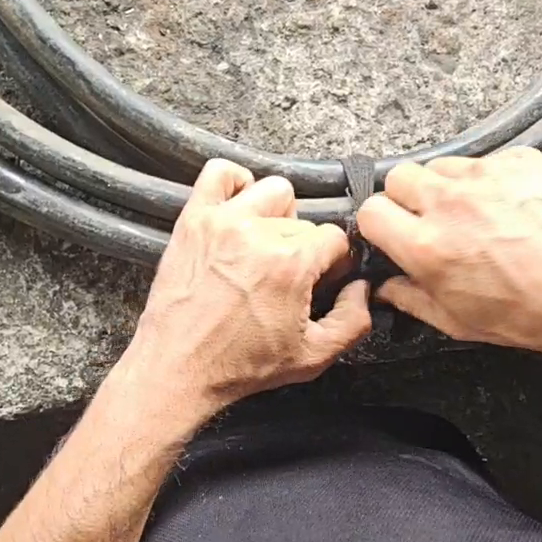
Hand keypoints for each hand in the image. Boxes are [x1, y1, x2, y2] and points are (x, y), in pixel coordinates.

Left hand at [116, 159, 371, 422]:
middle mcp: (258, 235)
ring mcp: (223, 222)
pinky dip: (236, 184)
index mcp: (291, 264)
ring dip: (278, 214)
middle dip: (304, 248)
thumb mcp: (313, 357)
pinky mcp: (194, 220)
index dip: (334, 262)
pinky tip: (239, 213)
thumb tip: (362, 289)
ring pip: (274, 191)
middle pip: (305, 221)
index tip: (321, 280)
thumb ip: (353, 321)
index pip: (335, 238)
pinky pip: (220, 173)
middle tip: (288, 278)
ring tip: (266, 244)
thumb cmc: (239, 365)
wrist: (179, 368)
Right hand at [355, 147, 541, 365]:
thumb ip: (410, 299)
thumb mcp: (457, 322)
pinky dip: (486, 180)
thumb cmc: (531, 311)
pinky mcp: (518, 160)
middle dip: (406, 198)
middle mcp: (451, 204)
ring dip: (445, 186)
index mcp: (427, 247)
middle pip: (399, 177)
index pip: (372, 211)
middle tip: (428, 220)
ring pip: (440, 164)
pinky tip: (505, 207)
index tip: (391, 231)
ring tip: (471, 215)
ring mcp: (486, 177)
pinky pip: (484, 160)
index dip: (378, 224)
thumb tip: (388, 287)